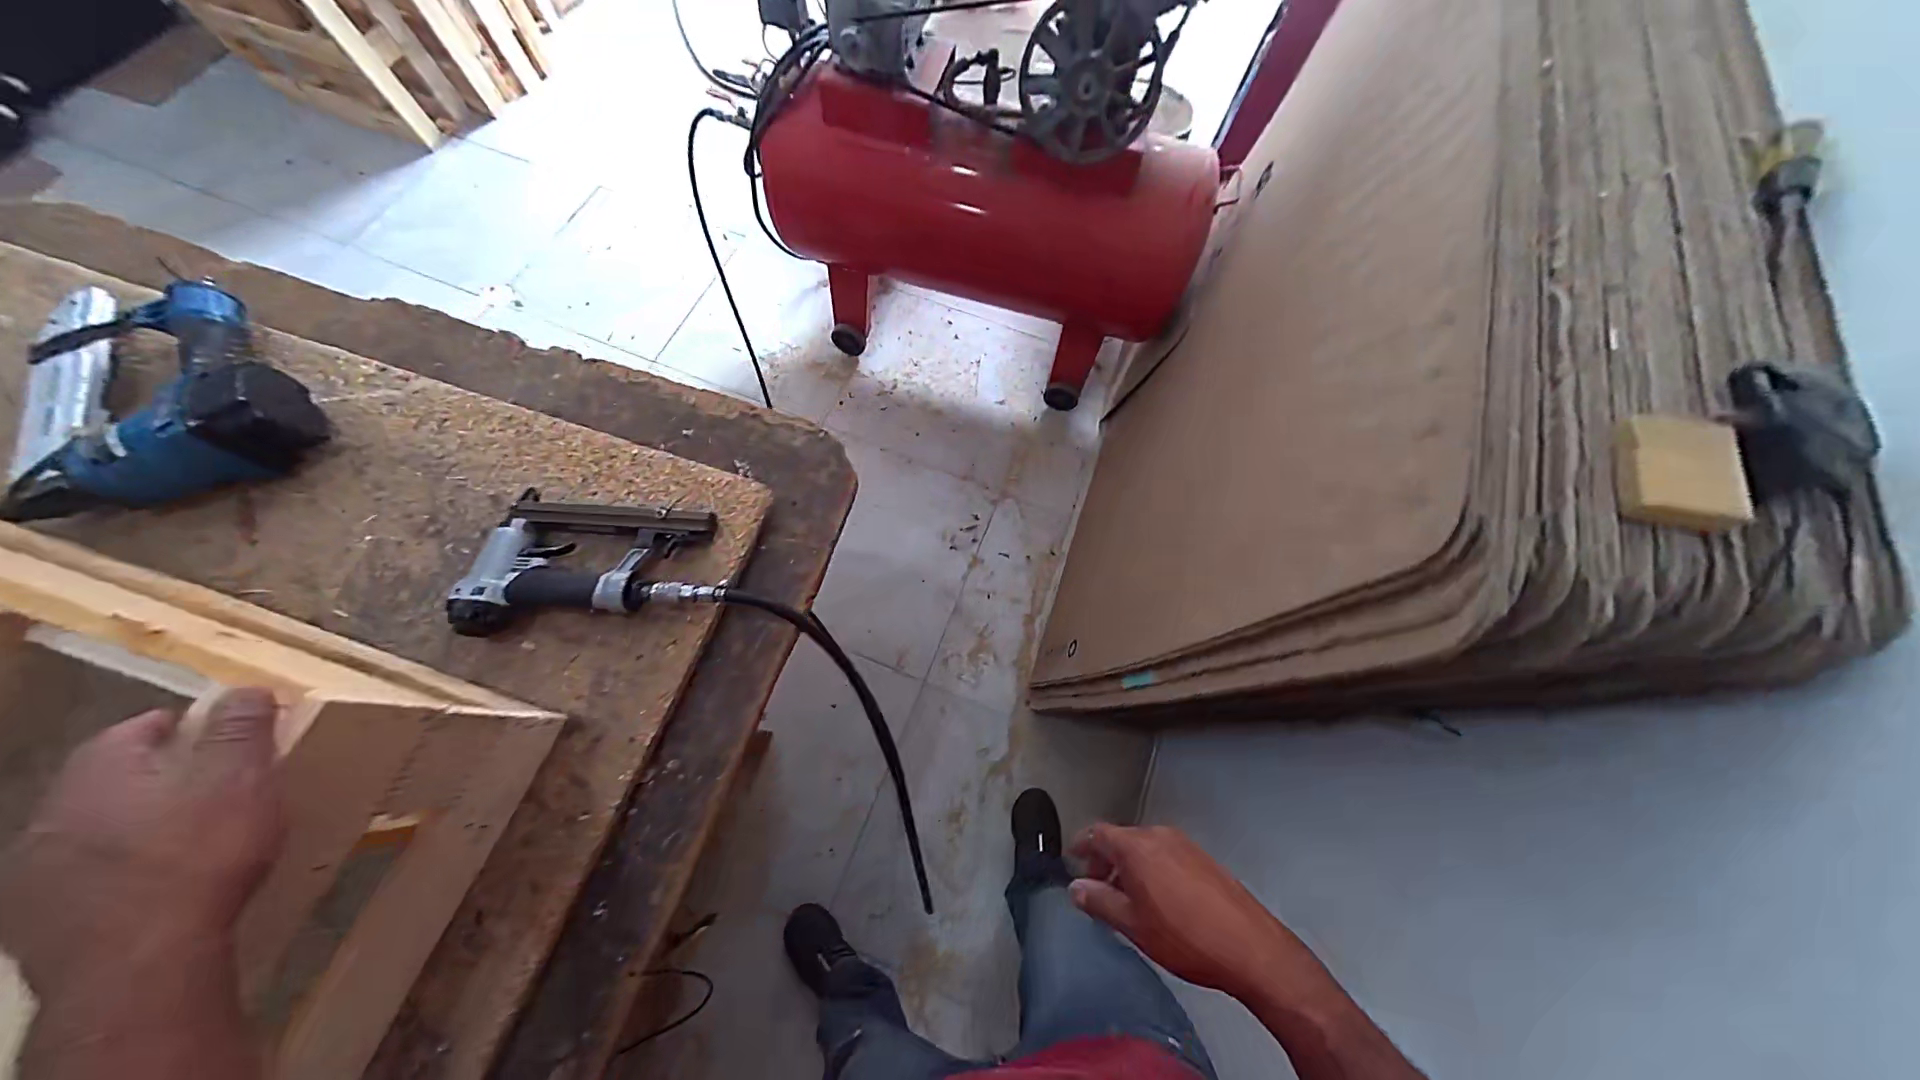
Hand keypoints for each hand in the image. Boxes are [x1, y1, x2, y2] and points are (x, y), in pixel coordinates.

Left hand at [0, 688, 284, 998]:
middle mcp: (51, 815)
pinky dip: (123, 871)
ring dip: (139, 825)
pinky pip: (87, 877)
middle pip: (112, 779)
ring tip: (195, 838)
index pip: (136, 727)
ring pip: (95, 829)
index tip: (229, 737)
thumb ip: (240, 727)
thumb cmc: (202, 852)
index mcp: (98, 772)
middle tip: (221, 786)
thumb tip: (242, 689)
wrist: (139, 961)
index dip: (186, 725)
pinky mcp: (37, 921)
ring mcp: (34, 873)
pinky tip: (160, 885)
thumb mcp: (242, 776)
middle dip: (162, 777)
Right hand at [1069, 824, 1341, 1007]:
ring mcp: (1185, 845)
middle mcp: (1160, 837)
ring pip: (1145, 847)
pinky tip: (1159, 900)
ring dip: (1131, 866)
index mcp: (1137, 847)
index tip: (1074, 858)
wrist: (1250, 949)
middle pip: (1122, 839)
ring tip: (1129, 899)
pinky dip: (1154, 869)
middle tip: (1099, 887)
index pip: (1097, 833)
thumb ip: (1099, 902)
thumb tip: (1077, 889)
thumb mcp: (1132, 924)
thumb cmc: (1188, 937)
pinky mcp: (1204, 858)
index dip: (1081, 845)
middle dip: (1106, 860)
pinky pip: (1167, 854)